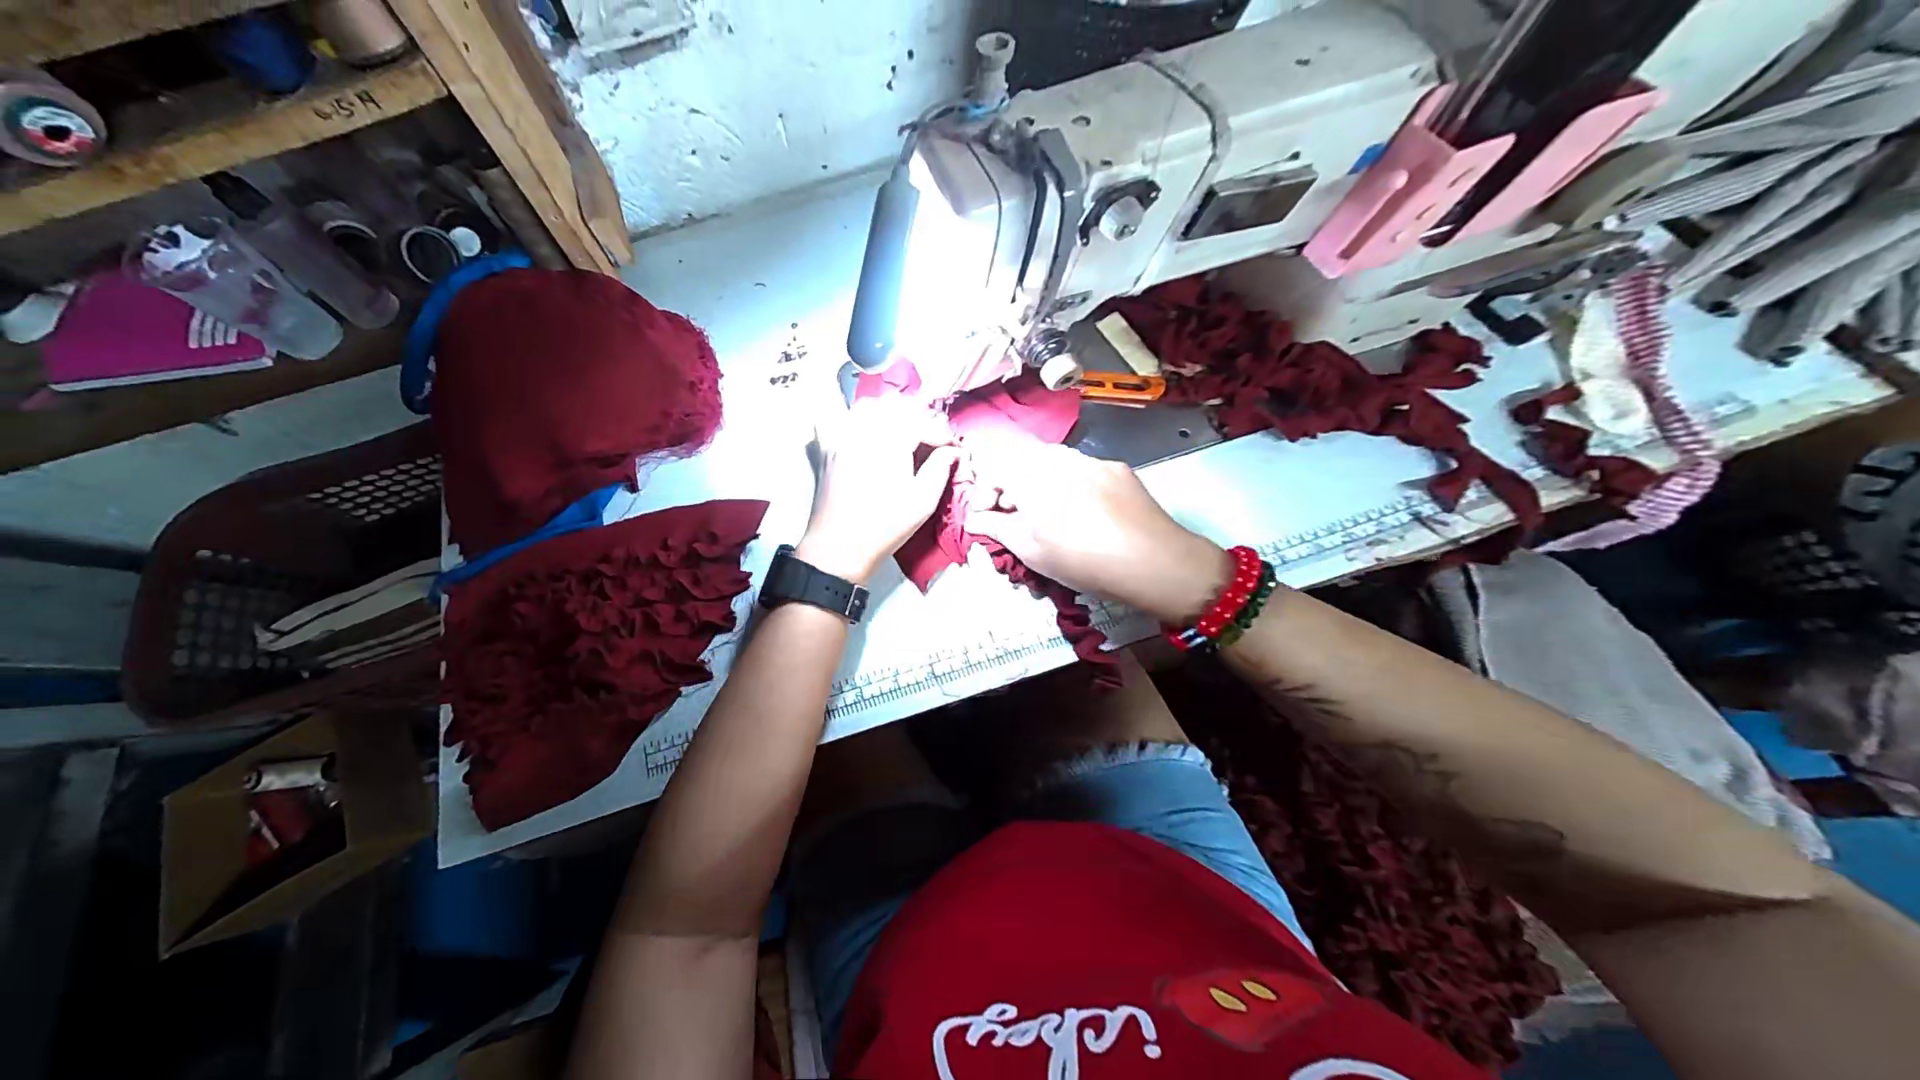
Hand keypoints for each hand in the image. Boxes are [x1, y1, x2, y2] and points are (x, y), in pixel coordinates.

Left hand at [796, 396, 959, 583]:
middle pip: (895, 406)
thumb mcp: (924, 500)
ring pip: (868, 407)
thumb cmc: (883, 528)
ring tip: (903, 431)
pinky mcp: (828, 450)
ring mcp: (841, 438)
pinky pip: (838, 419)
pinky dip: (855, 419)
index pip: (922, 421)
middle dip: (918, 416)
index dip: (941, 432)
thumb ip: (940, 468)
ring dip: (889, 412)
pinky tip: (865, 433)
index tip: (950, 447)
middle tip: (932, 436)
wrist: (838, 548)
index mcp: (890, 441)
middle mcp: (863, 431)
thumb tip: (950, 452)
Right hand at [964, 437, 1231, 624]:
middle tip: (1016, 516)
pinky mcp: (1116, 468)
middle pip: (1021, 457)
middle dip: (1011, 484)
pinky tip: (1082, 514)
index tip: (988, 512)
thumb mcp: (1030, 550)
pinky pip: (1081, 469)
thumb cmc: (1082, 560)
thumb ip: (996, 526)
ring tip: (1049, 516)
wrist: (1152, 560)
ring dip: (1039, 483)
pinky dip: (1070, 485)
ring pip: (1051, 462)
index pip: (991, 462)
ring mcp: (1091, 460)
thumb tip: (975, 516)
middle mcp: (1059, 457)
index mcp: (1030, 475)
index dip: (983, 488)